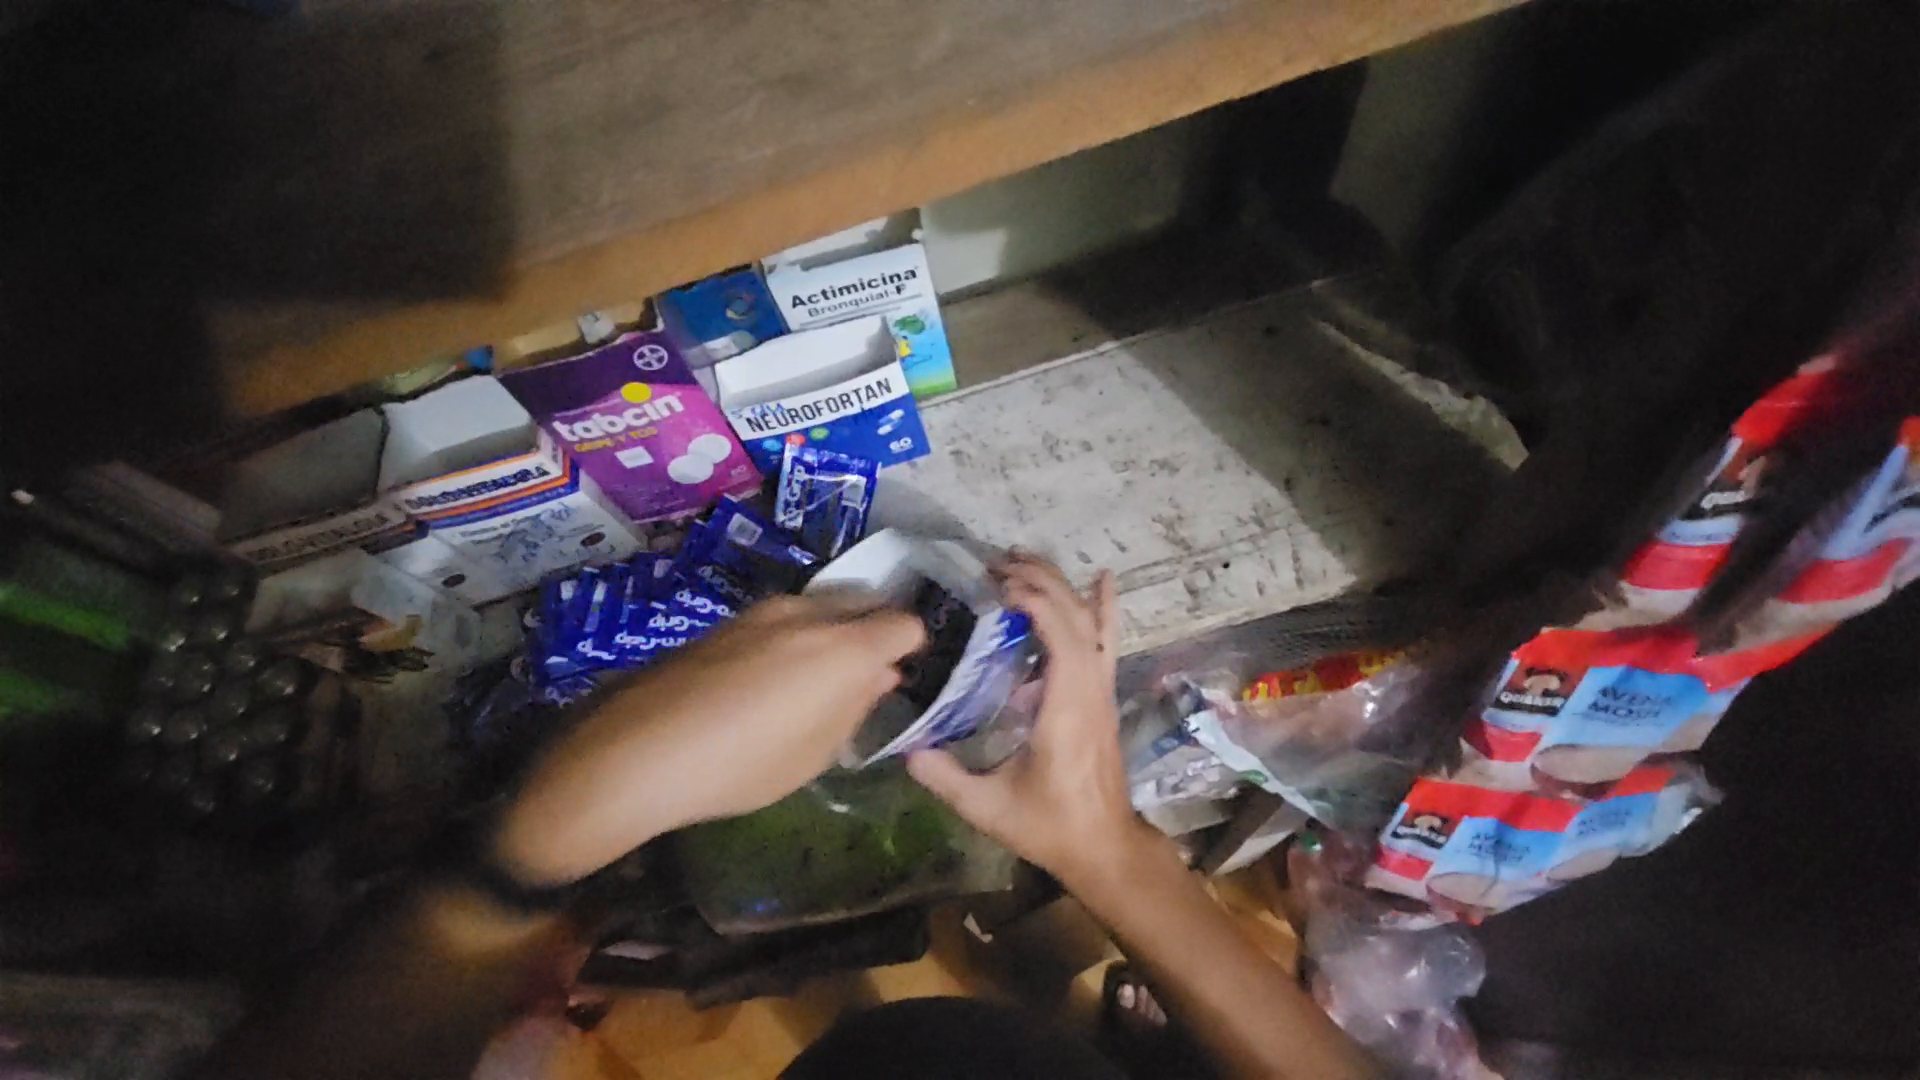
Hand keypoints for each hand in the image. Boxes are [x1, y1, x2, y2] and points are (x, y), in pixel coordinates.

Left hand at [495, 594, 924, 885]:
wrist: (638, 750)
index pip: (904, 624)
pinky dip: (797, 636)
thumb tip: (880, 676)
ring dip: (833, 633)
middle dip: (874, 633)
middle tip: (865, 676)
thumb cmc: (742, 765)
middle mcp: (810, 613)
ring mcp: (766, 610)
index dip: (912, 647)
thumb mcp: (814, 753)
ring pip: (823, 607)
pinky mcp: (731, 619)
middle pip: (865, 605)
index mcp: (844, 647)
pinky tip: (771, 677)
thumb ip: (855, 705)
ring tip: (816, 680)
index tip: (903, 672)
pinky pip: (786, 617)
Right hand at [906, 554, 1151, 889]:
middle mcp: (1089, 690)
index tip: (997, 584)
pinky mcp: (1102, 695)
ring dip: (1061, 587)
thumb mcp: (988, 807)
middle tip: (998, 565)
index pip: (1059, 637)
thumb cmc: (1050, 826)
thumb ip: (945, 777)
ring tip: (1026, 560)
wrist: (1104, 847)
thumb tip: (906, 748)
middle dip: (1040, 582)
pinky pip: (1106, 642)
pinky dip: (1105, 607)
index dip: (1034, 601)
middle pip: (1074, 618)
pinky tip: (1103, 578)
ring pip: (1090, 623)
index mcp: (1065, 709)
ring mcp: (1101, 690)